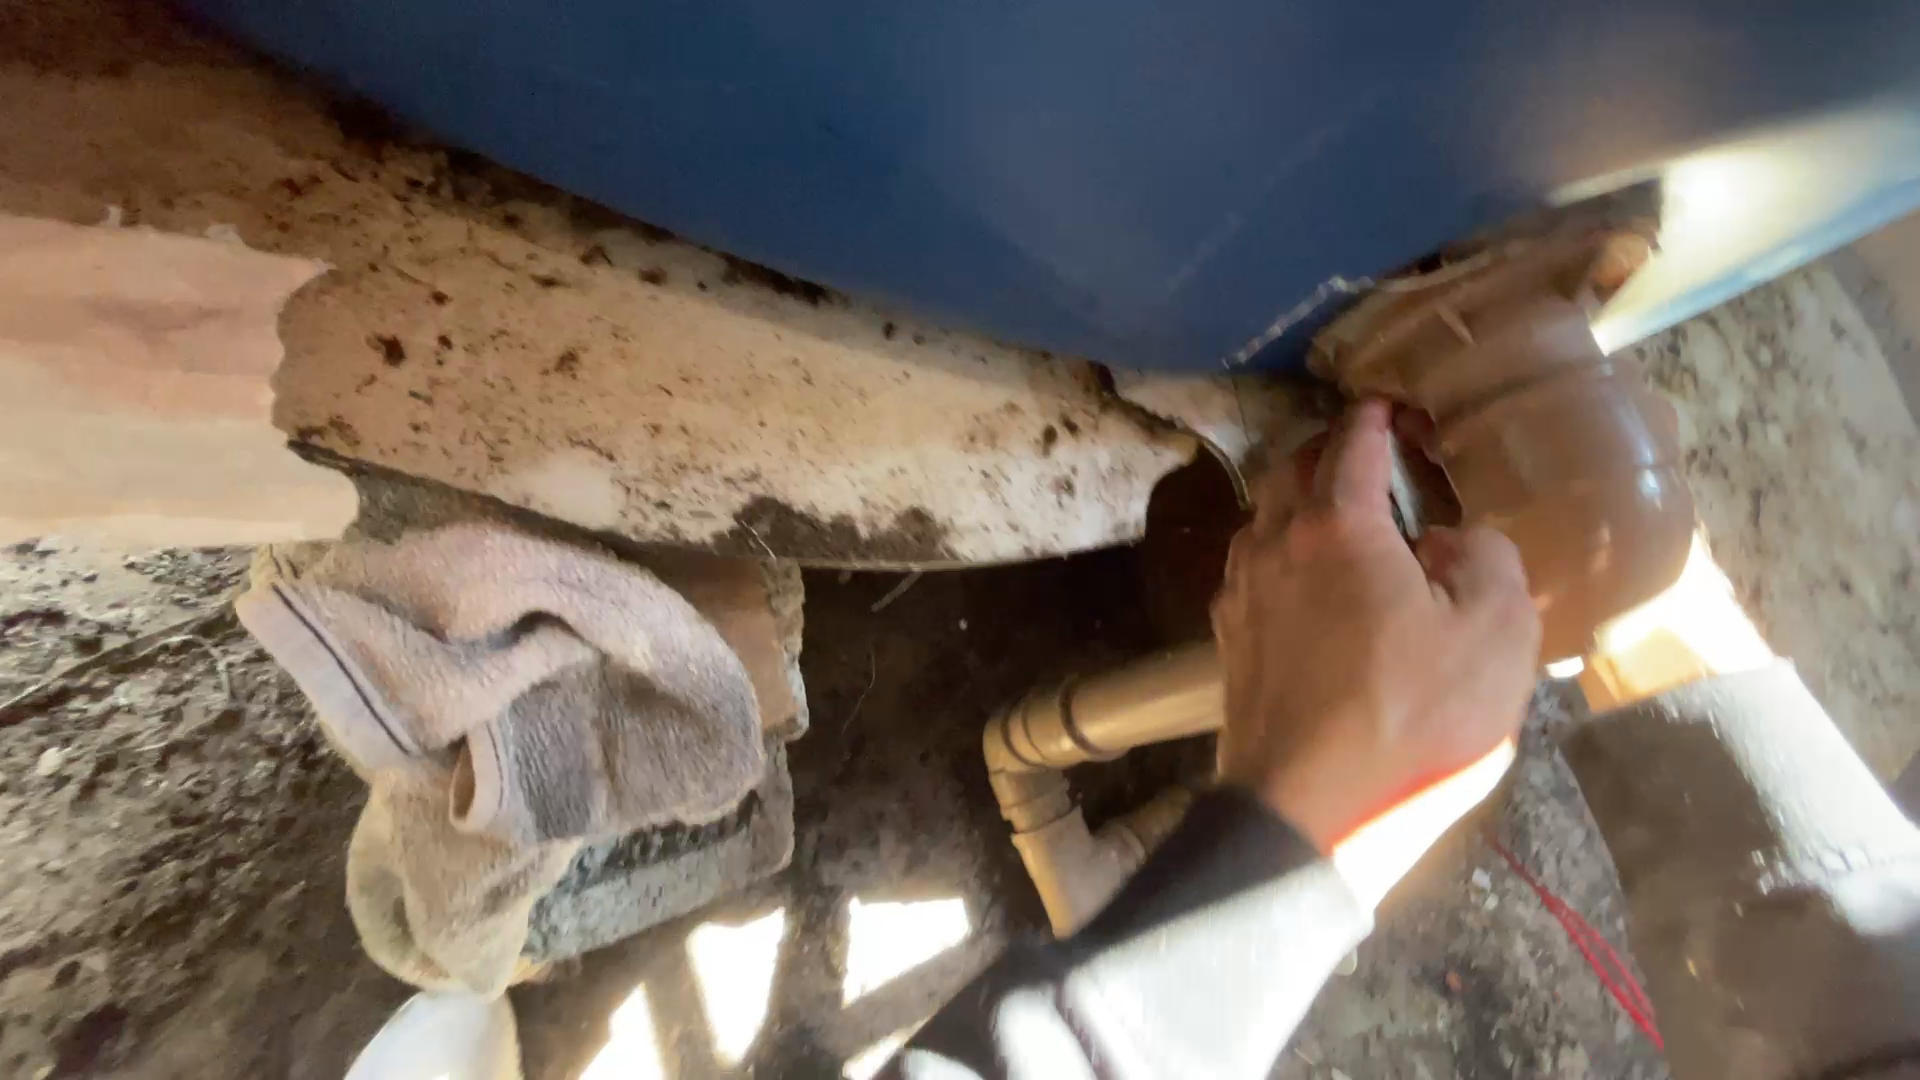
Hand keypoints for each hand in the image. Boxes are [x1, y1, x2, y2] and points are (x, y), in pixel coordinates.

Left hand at [1211, 400, 1541, 861]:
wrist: (1307, 799)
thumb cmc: (1410, 718)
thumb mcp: (1494, 636)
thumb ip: (1485, 563)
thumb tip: (1449, 538)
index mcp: (1337, 530)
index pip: (1350, 446)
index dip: (1373, 417)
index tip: (1389, 404)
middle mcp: (1273, 545)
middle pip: (1290, 471)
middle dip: (1326, 449)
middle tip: (1366, 452)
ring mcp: (1241, 588)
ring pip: (1261, 516)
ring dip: (1294, 497)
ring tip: (1336, 508)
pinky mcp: (1227, 631)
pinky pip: (1249, 563)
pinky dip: (1277, 546)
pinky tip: (1301, 572)